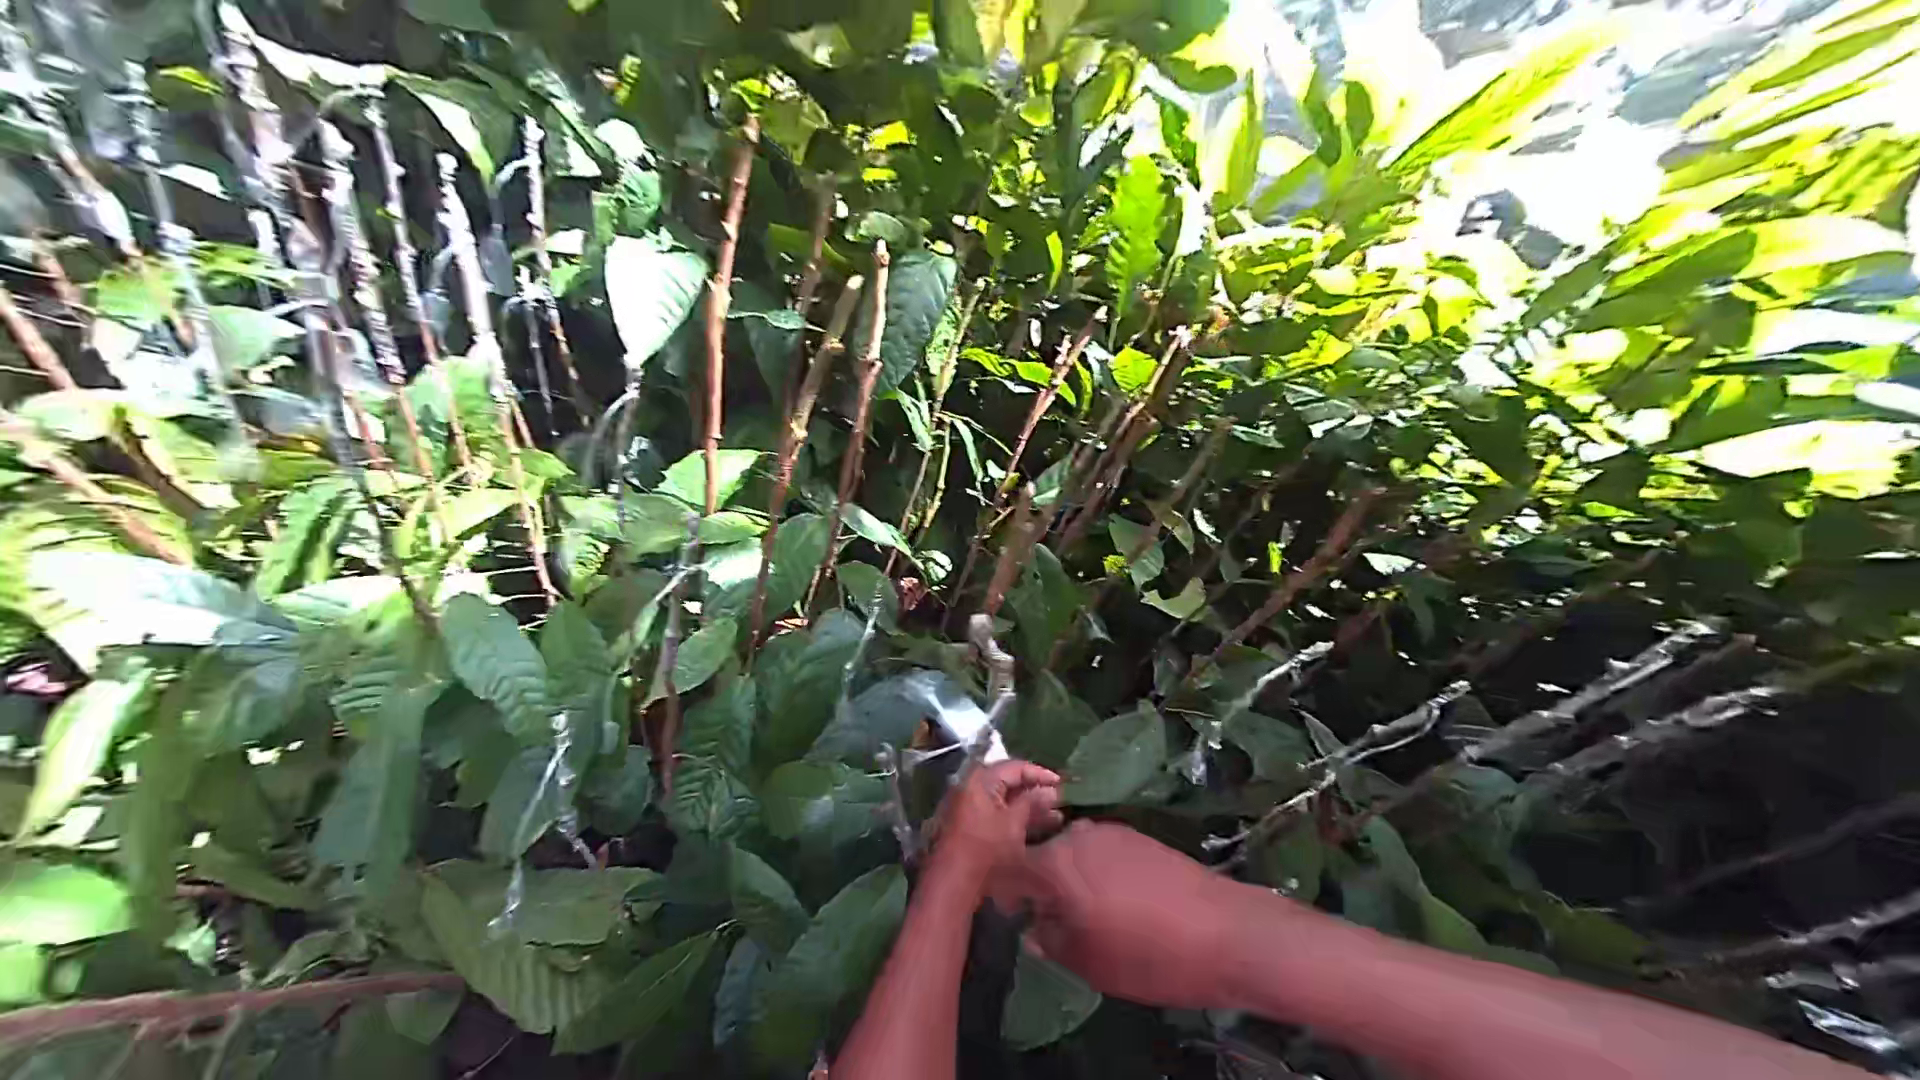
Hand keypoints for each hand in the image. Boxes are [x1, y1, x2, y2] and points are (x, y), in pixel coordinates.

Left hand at [927, 760, 1062, 881]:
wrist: (954, 881)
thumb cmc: (986, 848)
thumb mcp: (1014, 822)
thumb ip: (1033, 801)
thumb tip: (1052, 790)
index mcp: (981, 780)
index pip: (1015, 767)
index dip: (1041, 774)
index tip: (1062, 783)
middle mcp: (973, 786)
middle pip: (1009, 780)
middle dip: (1036, 789)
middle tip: (1059, 798)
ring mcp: (970, 804)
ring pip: (1005, 797)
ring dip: (1029, 804)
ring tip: (1056, 815)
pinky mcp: (971, 822)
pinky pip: (998, 811)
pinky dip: (1016, 815)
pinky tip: (1038, 825)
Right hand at [988, 820, 1277, 1009]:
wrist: (1225, 931)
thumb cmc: (1148, 952)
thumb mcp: (1088, 962)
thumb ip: (1049, 940)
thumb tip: (1033, 927)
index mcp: (1055, 861)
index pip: (1009, 867)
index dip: (1006, 892)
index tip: (1014, 916)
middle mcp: (1077, 834)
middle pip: (1042, 855)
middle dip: (1041, 884)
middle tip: (1053, 920)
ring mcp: (1109, 830)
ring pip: (1073, 852)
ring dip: (1072, 878)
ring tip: (1090, 914)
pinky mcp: (1137, 834)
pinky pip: (1101, 851)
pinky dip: (1098, 872)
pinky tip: (1120, 902)